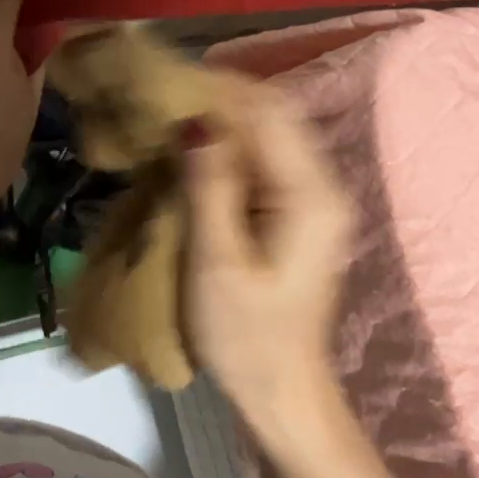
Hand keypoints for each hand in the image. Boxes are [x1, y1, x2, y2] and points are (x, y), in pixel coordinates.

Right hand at [182, 87, 353, 437]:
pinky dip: (222, 150)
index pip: (268, 111)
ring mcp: (308, 201)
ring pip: (263, 136)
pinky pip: (257, 162)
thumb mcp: (218, 260)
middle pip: (271, 116)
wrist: (280, 392)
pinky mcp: (290, 215)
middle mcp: (320, 186)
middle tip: (158, 102)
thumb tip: (195, 120)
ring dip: (217, 124)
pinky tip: (186, 156)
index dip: (218, 89)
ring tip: (165, 122)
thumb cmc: (246, 334)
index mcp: (309, 195)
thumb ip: (210, 185)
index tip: (164, 86)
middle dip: (216, 101)